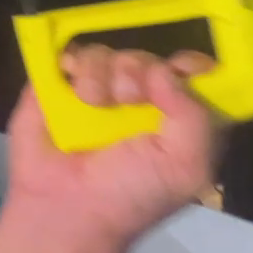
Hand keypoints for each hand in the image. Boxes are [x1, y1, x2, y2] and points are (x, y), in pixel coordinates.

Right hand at [5, 45, 220, 247]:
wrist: (66, 200)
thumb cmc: (132, 191)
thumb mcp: (184, 166)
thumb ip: (193, 117)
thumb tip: (163, 69)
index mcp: (179, 117)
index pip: (197, 75)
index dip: (191, 67)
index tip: (178, 72)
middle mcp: (140, 97)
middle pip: (146, 58)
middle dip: (136, 73)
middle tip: (128, 101)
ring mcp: (96, 87)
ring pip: (104, 51)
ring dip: (100, 74)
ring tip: (92, 103)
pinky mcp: (56, 82)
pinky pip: (65, 53)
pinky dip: (69, 63)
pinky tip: (72, 89)